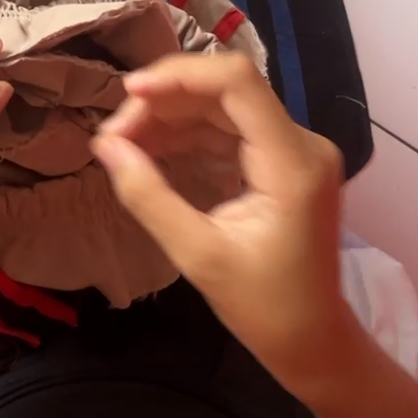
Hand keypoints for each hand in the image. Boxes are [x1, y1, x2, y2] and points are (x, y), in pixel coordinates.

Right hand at [91, 53, 357, 399]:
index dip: (180, 75)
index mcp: (292, 162)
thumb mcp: (198, 255)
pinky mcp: (278, 158)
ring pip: (219, 105)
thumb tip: (103, 145)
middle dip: (163, 101)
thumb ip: (148, 196)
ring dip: (168, 116)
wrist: (314, 342)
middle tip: (115, 134)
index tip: (130, 92)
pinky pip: (225, 127)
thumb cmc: (264, 308)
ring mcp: (291, 147)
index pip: (237, 83)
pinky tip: (149, 148)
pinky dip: (185, 132)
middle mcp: (299, 142)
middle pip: (223, 90)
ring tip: (123, 142)